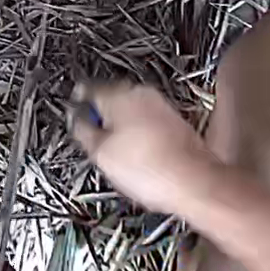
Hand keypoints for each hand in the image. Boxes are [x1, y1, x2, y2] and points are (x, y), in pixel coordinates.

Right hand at [68, 81, 220, 213]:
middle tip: (95, 139)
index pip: (88, 88)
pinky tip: (140, 155)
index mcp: (118, 94)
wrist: (195, 182)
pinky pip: (147, 120)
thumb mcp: (101, 153)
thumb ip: (83, 130)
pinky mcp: (174, 120)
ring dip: (121, 124)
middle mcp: (140, 93)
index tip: (74, 113)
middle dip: (101, 116)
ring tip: (119, 152)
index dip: (77, 102)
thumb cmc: (150, 168)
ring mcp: (159, 105)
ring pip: (130, 109)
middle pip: (110, 98)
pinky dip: (139, 132)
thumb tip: (76, 118)